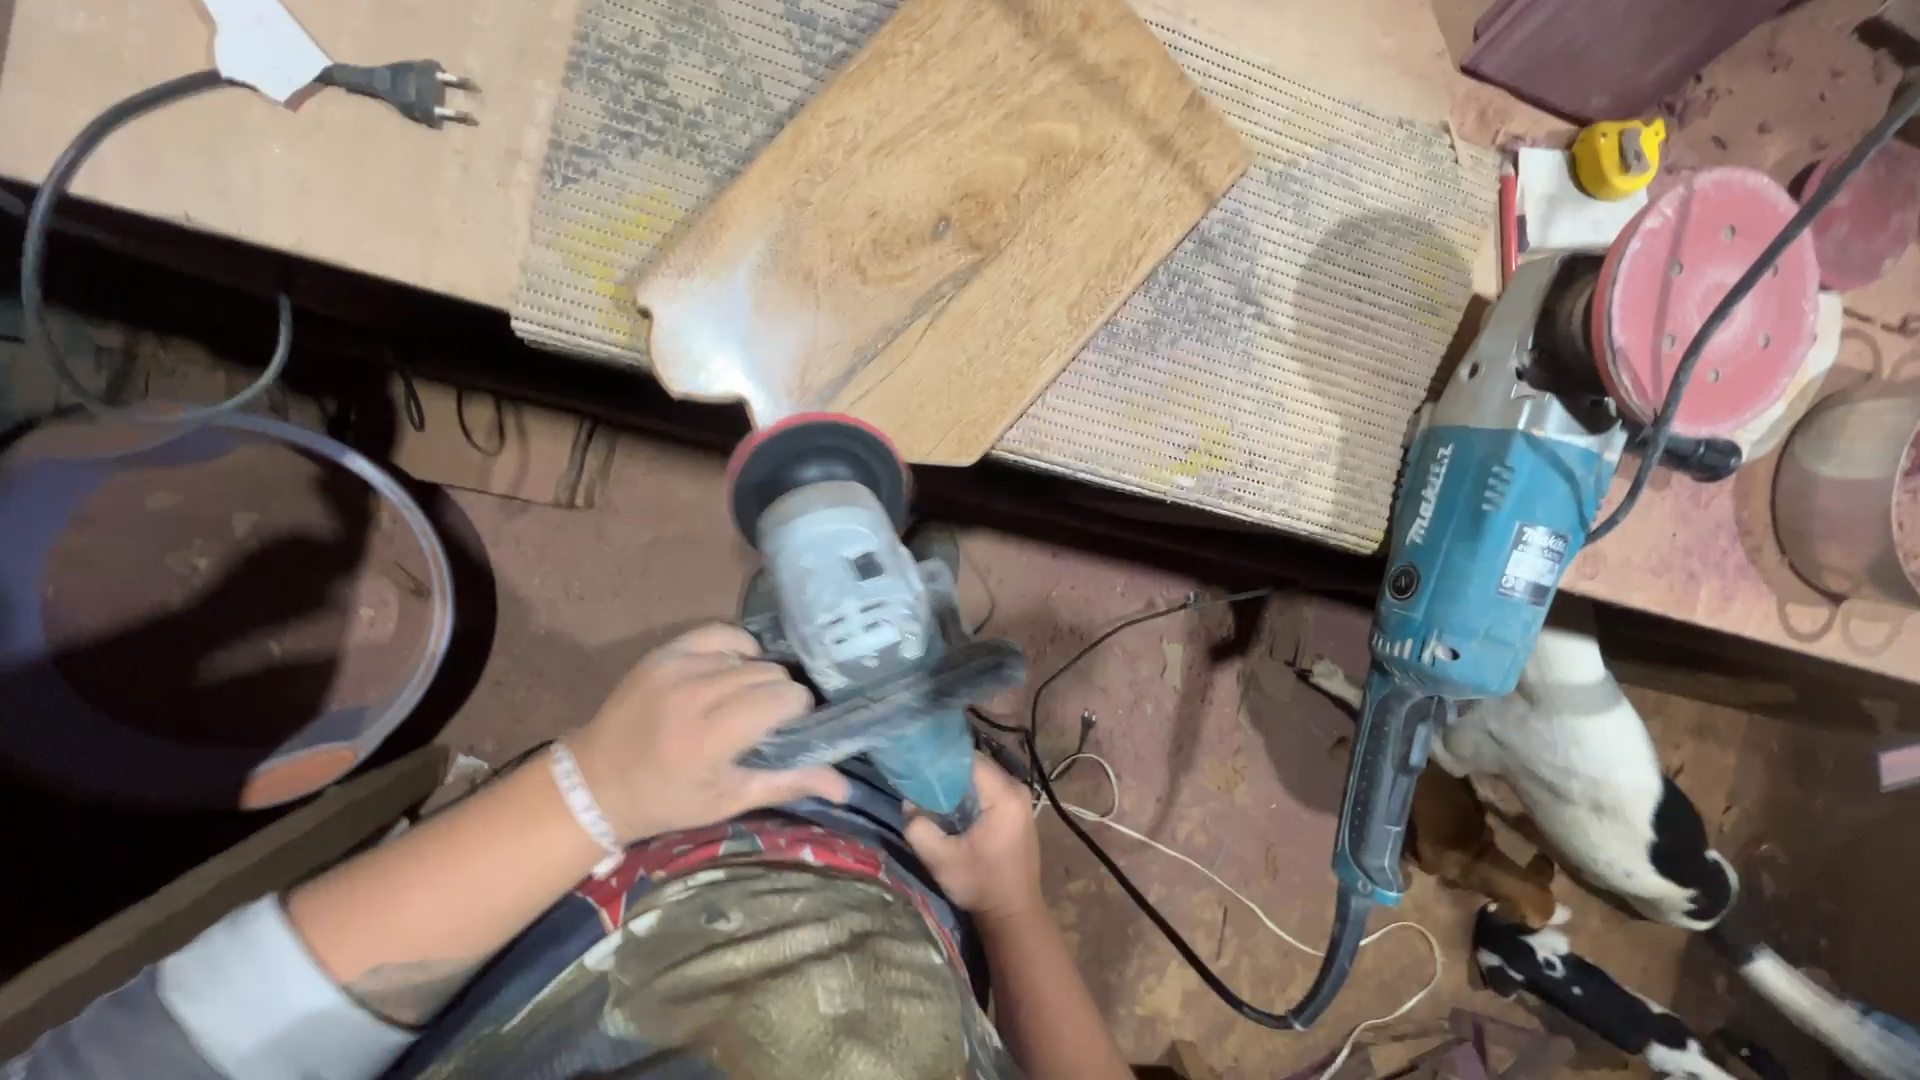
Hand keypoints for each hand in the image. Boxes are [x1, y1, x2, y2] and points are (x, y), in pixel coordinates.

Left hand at [567, 623, 849, 841]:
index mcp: (711, 737)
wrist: (594, 782)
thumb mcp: (729, 799)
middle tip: (769, 720)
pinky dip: (735, 650)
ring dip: (758, 676)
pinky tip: (732, 670)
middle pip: (771, 674)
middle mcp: (695, 694)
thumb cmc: (667, 800)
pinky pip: (720, 634)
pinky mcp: (664, 653)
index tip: (792, 728)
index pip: (783, 698)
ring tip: (745, 700)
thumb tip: (846, 788)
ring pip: (750, 656)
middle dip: (781, 695)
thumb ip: (789, 783)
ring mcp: (676, 667)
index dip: (799, 711)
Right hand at [904, 755, 1042, 924]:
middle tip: (920, 778)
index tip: (917, 765)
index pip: (969, 759)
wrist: (1013, 913)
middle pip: (977, 765)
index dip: (942, 760)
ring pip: (982, 776)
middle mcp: (1017, 789)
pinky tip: (951, 804)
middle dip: (948, 770)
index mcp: (1004, 795)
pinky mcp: (1017, 810)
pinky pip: (990, 788)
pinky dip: (970, 792)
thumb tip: (908, 801)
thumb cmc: (980, 885)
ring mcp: (1020, 799)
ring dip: (958, 782)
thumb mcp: (941, 860)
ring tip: (932, 790)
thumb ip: (919, 828)